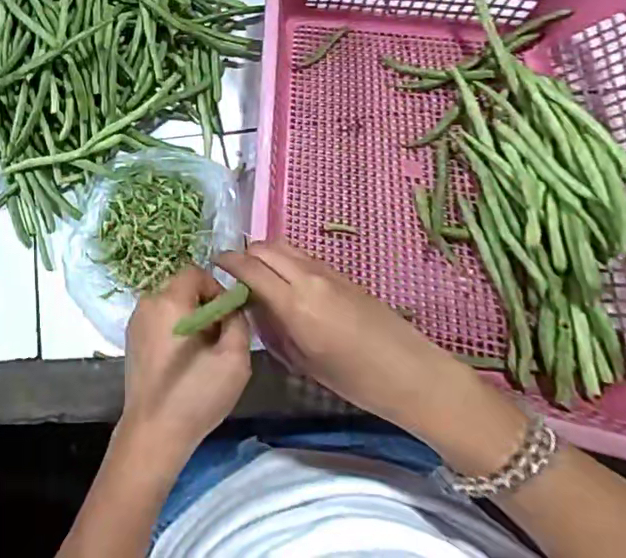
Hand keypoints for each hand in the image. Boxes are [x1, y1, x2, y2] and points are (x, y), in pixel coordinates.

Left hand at [118, 267, 251, 461]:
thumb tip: (231, 308)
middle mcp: (148, 303)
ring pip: (170, 305)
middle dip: (204, 305)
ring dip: (189, 319)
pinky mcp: (132, 340)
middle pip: (182, 287)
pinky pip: (158, 321)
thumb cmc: (196, 394)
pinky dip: (173, 331)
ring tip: (201, 352)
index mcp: (169, 300)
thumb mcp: (234, 358)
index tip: (227, 318)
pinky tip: (183, 361)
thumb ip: (238, 321)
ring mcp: (136, 321)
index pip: (195, 272)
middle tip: (217, 337)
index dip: (216, 289)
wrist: (153, 433)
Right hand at [217, 239, 483, 433]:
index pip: (250, 267)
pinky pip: (303, 256)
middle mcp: (308, 278)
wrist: (410, 373)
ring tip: (260, 275)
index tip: (215, 264)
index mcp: (295, 304)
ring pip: (284, 246)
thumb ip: (273, 329)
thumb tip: (254, 306)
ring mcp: (327, 271)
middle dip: (245, 255)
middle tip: (236, 273)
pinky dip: (286, 260)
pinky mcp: (341, 273)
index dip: (228, 262)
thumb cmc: (355, 380)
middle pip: (265, 247)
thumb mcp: (304, 362)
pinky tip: (287, 282)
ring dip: (266, 254)